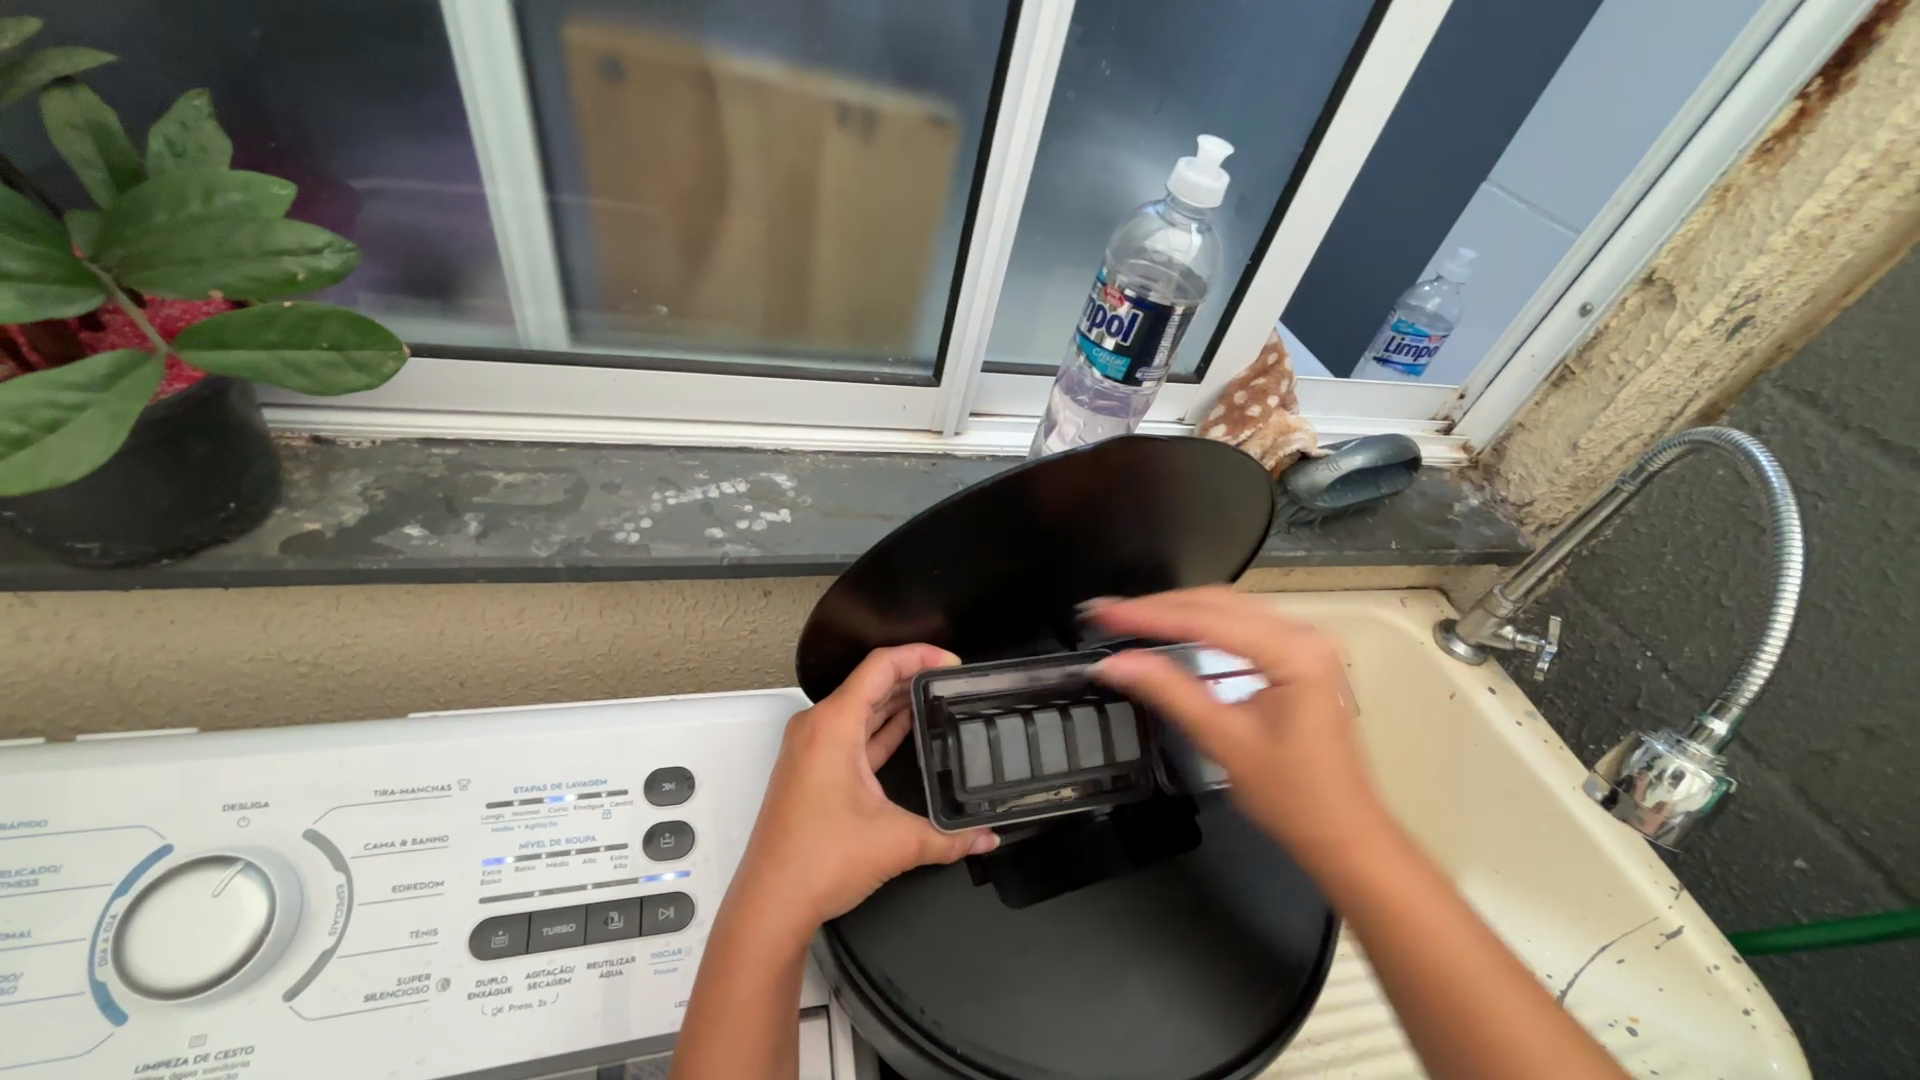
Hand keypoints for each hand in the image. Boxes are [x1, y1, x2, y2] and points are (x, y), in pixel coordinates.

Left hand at [730, 644, 998, 939]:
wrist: (771, 904)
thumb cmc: (812, 864)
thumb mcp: (896, 842)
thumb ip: (950, 837)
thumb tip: (983, 837)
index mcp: (833, 726)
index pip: (879, 666)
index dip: (918, 655)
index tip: (949, 660)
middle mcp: (817, 729)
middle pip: (870, 682)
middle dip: (912, 676)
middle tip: (949, 678)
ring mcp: (811, 749)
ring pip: (861, 708)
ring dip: (896, 700)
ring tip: (934, 696)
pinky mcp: (812, 770)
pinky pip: (852, 733)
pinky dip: (881, 727)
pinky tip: (907, 729)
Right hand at [1089, 587, 1382, 861]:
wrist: (1343, 832)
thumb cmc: (1291, 795)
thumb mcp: (1223, 739)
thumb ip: (1168, 691)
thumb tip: (1114, 663)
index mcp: (1294, 652)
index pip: (1206, 619)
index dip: (1147, 614)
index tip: (1103, 612)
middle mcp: (1305, 635)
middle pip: (1218, 603)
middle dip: (1158, 606)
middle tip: (1107, 613)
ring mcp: (1305, 644)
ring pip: (1229, 609)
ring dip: (1177, 611)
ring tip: (1128, 617)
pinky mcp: (1299, 658)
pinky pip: (1242, 625)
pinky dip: (1201, 624)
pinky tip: (1170, 631)